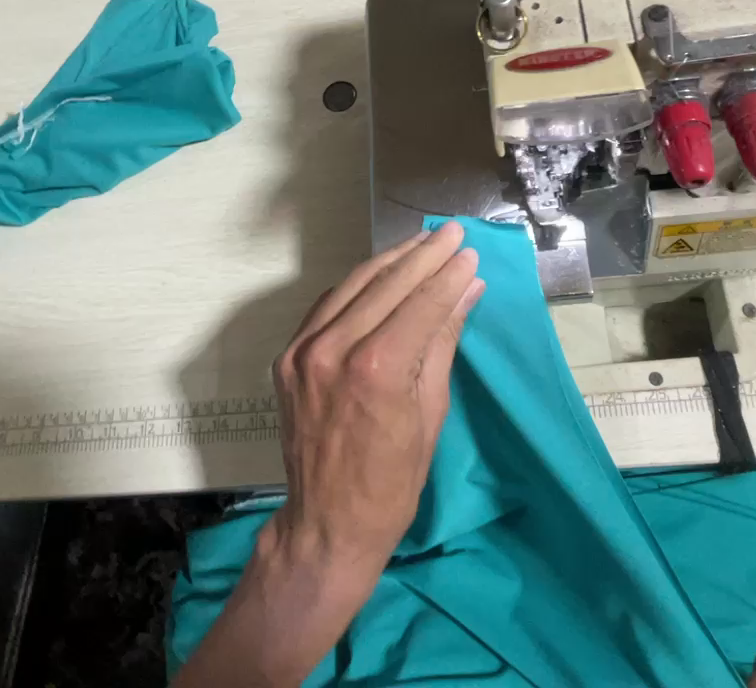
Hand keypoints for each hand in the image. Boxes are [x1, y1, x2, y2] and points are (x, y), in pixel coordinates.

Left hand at [269, 221, 484, 574]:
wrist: (326, 523)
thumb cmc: (393, 482)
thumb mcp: (431, 412)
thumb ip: (443, 341)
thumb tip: (468, 290)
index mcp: (376, 370)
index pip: (420, 304)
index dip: (448, 275)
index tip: (469, 252)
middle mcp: (333, 349)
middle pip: (385, 285)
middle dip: (422, 256)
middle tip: (451, 233)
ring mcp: (302, 351)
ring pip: (351, 286)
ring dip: (389, 261)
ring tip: (420, 243)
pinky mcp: (287, 357)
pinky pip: (326, 306)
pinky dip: (356, 285)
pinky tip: (380, 273)